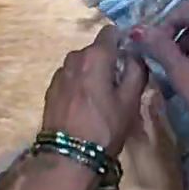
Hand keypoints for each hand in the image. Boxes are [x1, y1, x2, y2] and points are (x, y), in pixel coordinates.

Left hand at [39, 25, 147, 151]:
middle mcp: (73, 57)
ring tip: (103, 99)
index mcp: (94, 56)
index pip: (110, 32)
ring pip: (83, 64)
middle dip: (109, 61)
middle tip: (121, 85)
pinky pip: (71, 77)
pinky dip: (80, 84)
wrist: (68, 157)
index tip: (131, 57)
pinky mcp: (51, 88)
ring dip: (93, 73)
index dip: (123, 41)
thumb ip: (136, 71)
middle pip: (96, 50)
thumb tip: (135, 54)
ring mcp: (59, 72)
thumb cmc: (104, 128)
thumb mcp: (129, 102)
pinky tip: (85, 106)